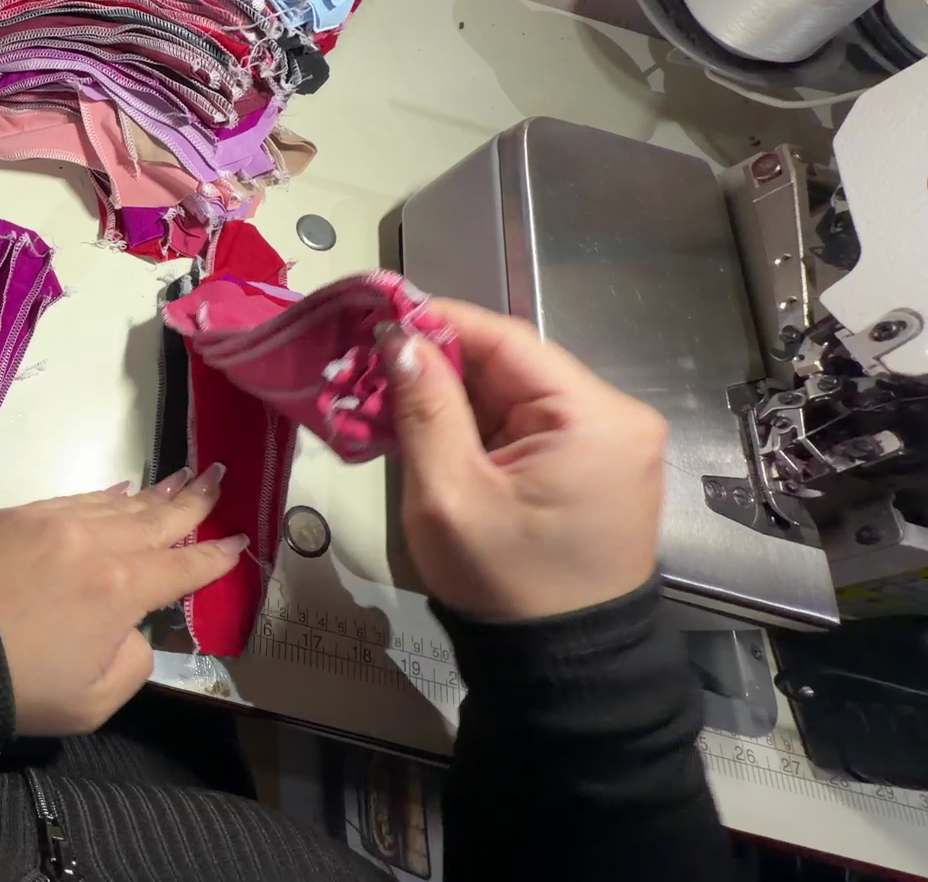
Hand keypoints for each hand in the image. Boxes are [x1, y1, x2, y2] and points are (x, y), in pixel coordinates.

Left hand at [0, 467, 245, 736]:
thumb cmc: (19, 684)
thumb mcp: (95, 700)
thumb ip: (134, 658)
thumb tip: (132, 623)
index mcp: (121, 589)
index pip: (183, 567)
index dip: (216, 557)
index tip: (240, 539)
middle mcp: (96, 542)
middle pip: (157, 518)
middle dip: (194, 500)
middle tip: (219, 476)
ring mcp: (56, 520)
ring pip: (118, 503)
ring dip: (154, 493)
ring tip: (182, 478)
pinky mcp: (23, 512)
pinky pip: (77, 499)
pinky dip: (105, 497)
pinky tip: (120, 492)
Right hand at [383, 299, 667, 621]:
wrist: (554, 657)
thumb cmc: (501, 576)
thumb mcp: (448, 492)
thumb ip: (425, 407)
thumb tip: (398, 338)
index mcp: (594, 419)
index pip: (507, 340)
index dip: (437, 321)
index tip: (375, 316)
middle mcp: (610, 417)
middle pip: (506, 362)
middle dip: (432, 360)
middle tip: (364, 363)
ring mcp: (598, 439)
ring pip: (503, 388)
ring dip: (440, 389)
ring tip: (378, 393)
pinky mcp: (579, 459)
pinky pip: (511, 417)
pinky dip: (460, 416)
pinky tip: (414, 421)